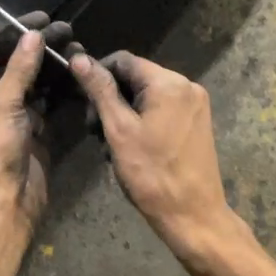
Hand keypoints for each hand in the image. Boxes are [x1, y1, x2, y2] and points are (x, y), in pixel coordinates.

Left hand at [0, 14, 74, 225]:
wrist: (3, 205)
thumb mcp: (2, 104)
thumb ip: (19, 68)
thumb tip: (33, 35)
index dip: (17, 33)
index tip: (45, 20)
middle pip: (16, 65)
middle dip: (41, 49)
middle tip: (70, 33)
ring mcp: (12, 116)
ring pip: (34, 83)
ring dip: (54, 67)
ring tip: (79, 51)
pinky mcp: (33, 131)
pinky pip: (47, 103)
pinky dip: (61, 90)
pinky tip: (79, 76)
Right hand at [71, 52, 236, 260]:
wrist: (194, 217)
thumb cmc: (152, 174)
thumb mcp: (119, 130)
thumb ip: (99, 90)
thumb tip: (78, 58)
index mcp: (169, 83)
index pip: (123, 60)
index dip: (97, 75)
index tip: (84, 104)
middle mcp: (187, 86)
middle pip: (136, 77)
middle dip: (110, 99)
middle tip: (95, 132)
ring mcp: (195, 105)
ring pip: (147, 95)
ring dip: (124, 113)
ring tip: (112, 146)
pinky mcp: (197, 123)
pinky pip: (162, 109)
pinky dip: (142, 121)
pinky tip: (132, 148)